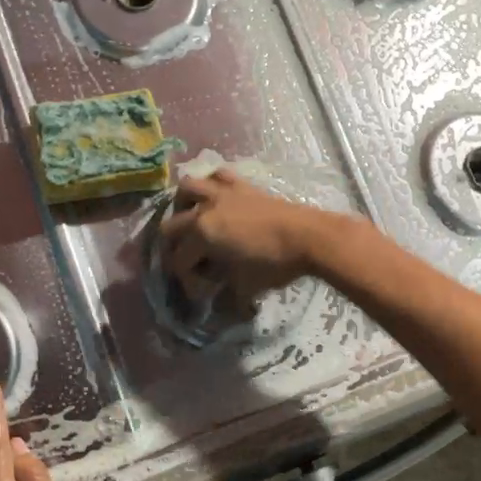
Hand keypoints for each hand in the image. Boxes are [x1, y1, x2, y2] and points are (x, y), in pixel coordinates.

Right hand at [159, 170, 344, 300]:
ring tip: (192, 221)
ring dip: (183, 206)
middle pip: (171, 227)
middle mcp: (204, 209)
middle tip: (191, 264)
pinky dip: (212, 184)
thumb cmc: (275, 263)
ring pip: (187, 188)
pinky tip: (217, 199)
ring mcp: (222, 193)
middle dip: (175, 249)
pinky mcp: (242, 185)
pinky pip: (218, 176)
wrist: (308, 236)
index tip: (202, 294)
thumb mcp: (246, 286)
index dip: (188, 282)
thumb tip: (222, 304)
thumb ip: (226, 295)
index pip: (180, 262)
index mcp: (201, 235)